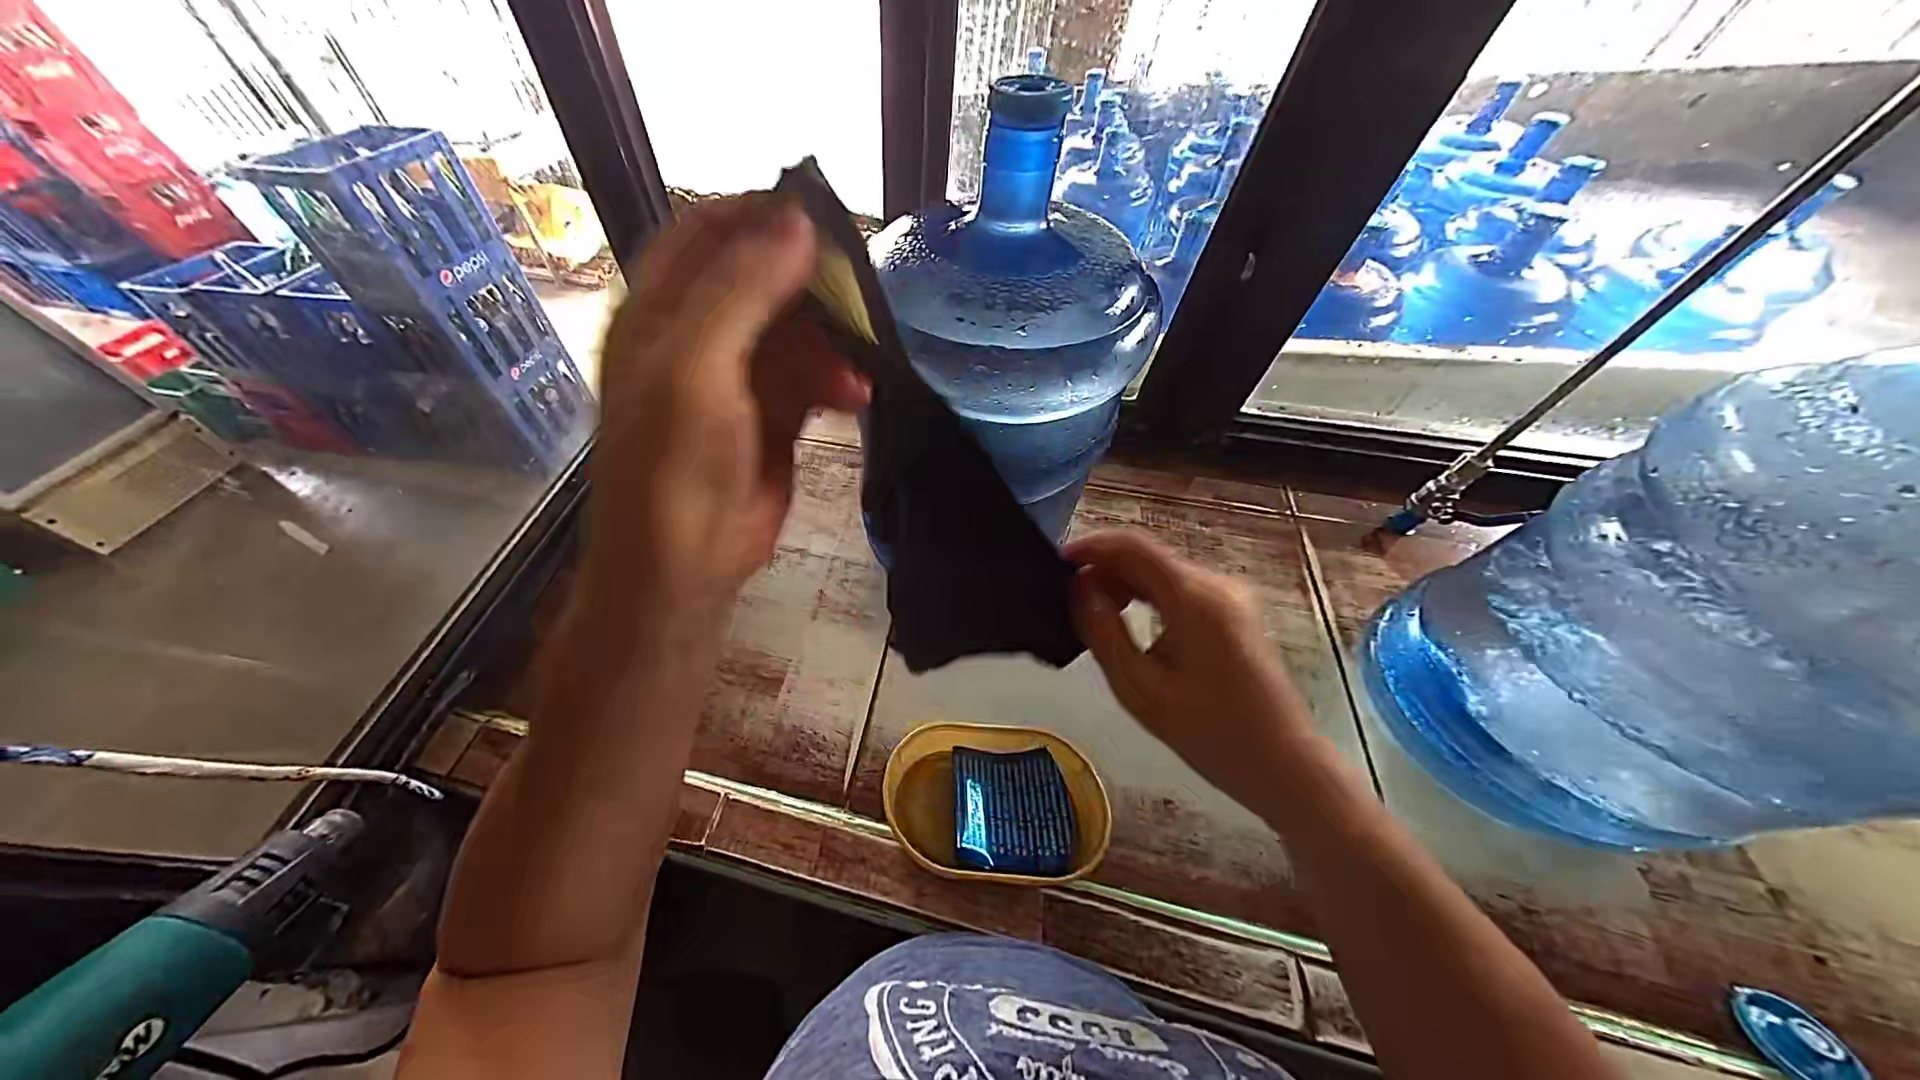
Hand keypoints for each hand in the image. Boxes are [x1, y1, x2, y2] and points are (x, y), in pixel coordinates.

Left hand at [582, 196, 868, 647]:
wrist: (685, 564)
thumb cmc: (676, 467)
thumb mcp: (698, 369)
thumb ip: (742, 290)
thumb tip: (798, 222)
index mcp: (660, 310)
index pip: (707, 232)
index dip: (759, 215)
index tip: (823, 215)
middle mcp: (698, 335)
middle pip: (761, 279)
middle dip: (812, 283)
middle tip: (863, 288)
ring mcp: (738, 377)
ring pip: (796, 330)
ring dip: (833, 341)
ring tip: (862, 364)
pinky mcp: (772, 415)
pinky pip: (812, 377)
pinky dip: (838, 380)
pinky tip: (858, 395)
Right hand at [1066, 529, 1317, 805]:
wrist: (1283, 764)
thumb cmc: (1210, 734)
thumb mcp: (1141, 689)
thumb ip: (1104, 632)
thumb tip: (1077, 589)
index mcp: (1194, 597)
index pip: (1133, 546)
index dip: (1091, 546)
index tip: (1055, 562)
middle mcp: (1216, 584)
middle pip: (1148, 556)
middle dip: (1104, 569)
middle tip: (1068, 600)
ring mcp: (1230, 596)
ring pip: (1163, 572)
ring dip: (1124, 584)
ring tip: (1092, 615)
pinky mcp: (1234, 612)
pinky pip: (1180, 590)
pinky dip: (1148, 596)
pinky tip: (1128, 622)